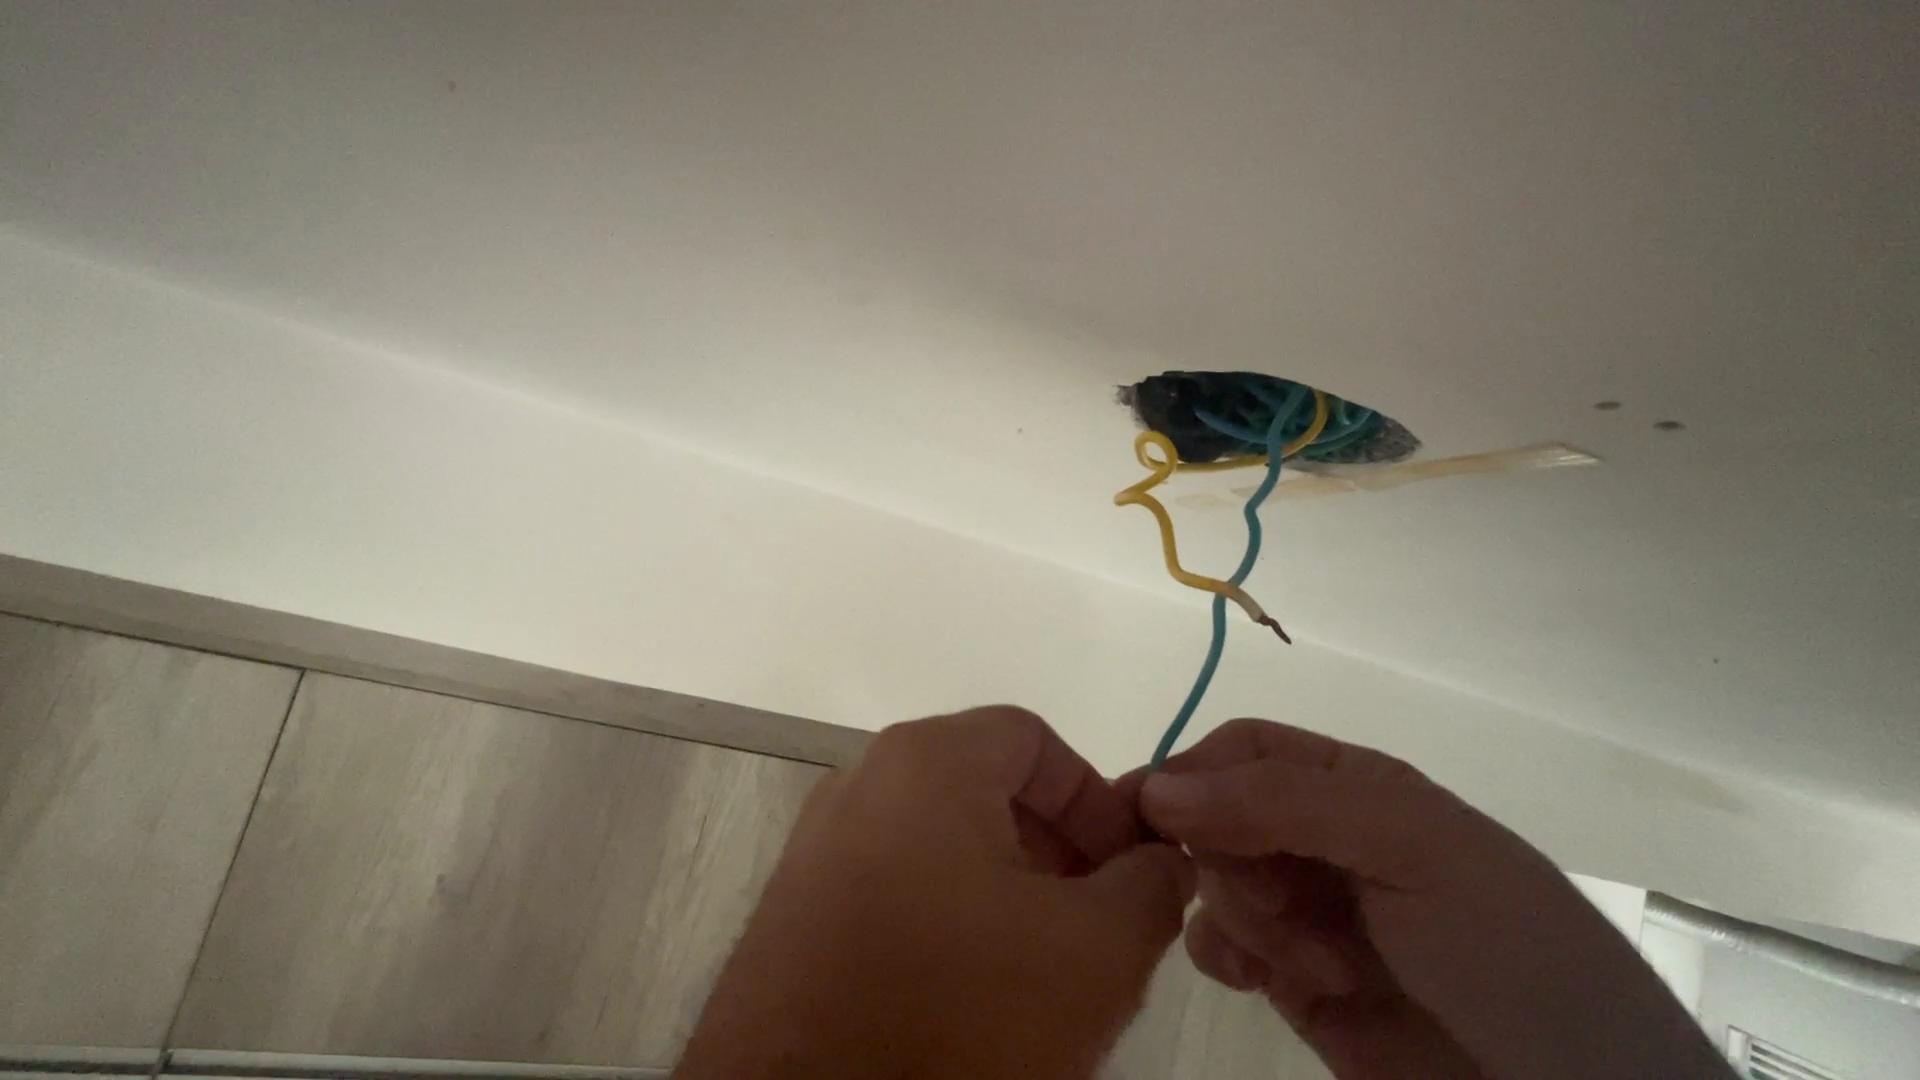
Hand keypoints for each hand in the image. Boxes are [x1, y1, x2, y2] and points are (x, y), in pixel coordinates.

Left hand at [676, 707, 1194, 1079]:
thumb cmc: (958, 1009)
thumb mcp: (1093, 951)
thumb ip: (1150, 887)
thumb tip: (1161, 859)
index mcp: (926, 760)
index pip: (1033, 739)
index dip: (1094, 796)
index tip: (1126, 868)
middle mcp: (861, 781)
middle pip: (984, 784)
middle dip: (1055, 845)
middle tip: (1092, 918)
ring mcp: (819, 843)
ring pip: (940, 837)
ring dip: (1005, 883)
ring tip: (1039, 959)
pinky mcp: (796, 905)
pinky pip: (893, 879)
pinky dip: (946, 910)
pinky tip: (968, 983)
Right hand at [1134, 718, 1732, 1079]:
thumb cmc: (1507, 947)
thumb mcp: (1409, 845)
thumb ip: (1282, 803)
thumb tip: (1156, 788)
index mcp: (1349, 783)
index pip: (1239, 749)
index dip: (1191, 772)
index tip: (1151, 816)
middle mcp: (1317, 836)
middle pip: (1213, 815)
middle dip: (1228, 859)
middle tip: (1276, 906)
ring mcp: (1302, 908)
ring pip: (1210, 881)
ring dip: (1241, 918)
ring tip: (1312, 964)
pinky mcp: (1290, 977)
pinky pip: (1219, 945)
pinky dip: (1227, 956)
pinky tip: (1263, 983)